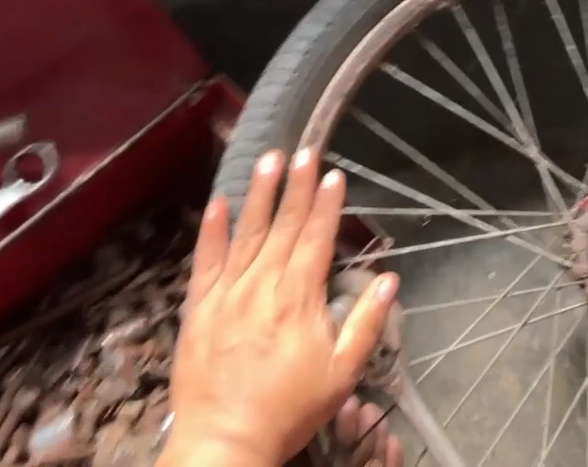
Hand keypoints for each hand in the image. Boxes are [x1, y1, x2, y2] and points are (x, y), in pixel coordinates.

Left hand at [160, 149, 399, 466]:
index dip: (326, 204)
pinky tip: (219, 202)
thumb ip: (366, 323)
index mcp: (298, 298)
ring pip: (246, 233)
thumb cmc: (289, 410)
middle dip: (297, 185)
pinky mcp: (198, 307)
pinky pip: (205, 261)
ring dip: (260, 193)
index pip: (315, 238)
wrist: (222, 446)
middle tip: (305, 149)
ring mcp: (226, 293)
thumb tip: (389, 278)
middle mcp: (262, 285)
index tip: (333, 172)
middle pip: (283, 226)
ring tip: (270, 159)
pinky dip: (212, 230)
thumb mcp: (341, 374)